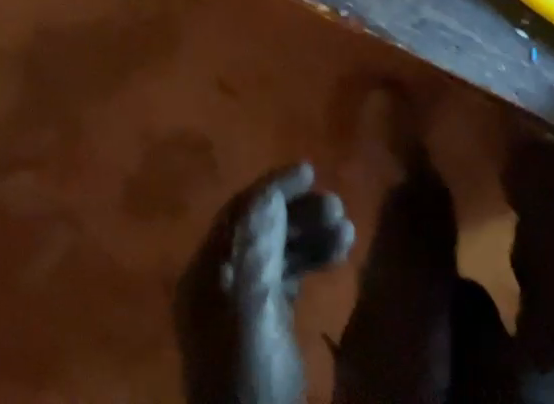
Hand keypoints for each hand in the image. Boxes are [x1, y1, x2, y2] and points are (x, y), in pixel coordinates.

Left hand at [176, 163, 354, 403]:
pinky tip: (339, 256)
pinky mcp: (265, 322)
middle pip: (259, 228)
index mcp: (206, 279)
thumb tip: (267, 199)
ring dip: (311, 233)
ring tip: (347, 232)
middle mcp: (219, 285)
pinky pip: (289, 273)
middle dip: (298, 211)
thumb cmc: (247, 382)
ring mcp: (242, 304)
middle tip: (338, 208)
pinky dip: (313, 258)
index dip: (272, 189)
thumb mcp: (251, 318)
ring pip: (277, 248)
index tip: (311, 170)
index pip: (237, 215)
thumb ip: (255, 258)